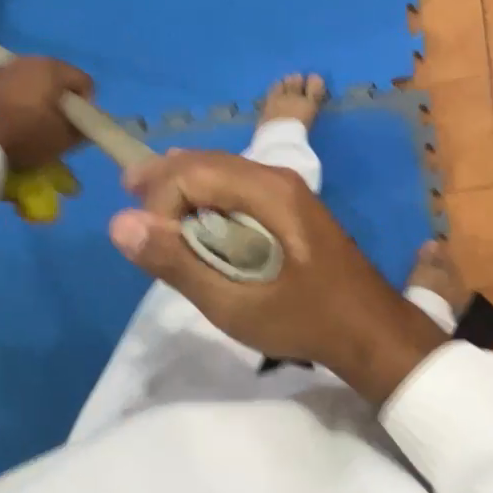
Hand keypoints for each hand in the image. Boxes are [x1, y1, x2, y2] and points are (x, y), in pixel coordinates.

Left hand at [0, 58, 94, 168]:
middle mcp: (27, 60)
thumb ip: (82, 130)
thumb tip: (85, 125)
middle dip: (58, 99)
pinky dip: (10, 101)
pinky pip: (5, 89)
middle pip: (55, 78)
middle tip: (54, 124)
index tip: (76, 126)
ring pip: (28, 82)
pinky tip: (5, 121)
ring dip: (33, 98)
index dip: (86, 105)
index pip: (84, 81)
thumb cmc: (25, 135)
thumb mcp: (64, 140)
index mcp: (53, 68)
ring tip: (27, 123)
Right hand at [108, 151, 447, 405]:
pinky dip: (208, 198)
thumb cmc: (305, 320)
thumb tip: (120, 224)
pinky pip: (238, 188)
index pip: (191, 172)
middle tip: (127, 196)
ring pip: (222, 171)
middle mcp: (277, 178)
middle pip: (206, 162)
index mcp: (267, 192)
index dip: (159, 202)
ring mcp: (288, 191)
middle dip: (164, 180)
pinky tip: (194, 218)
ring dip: (184, 187)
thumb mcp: (235, 303)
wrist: (372, 331)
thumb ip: (178, 264)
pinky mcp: (291, 208)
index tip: (151, 247)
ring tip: (151, 207)